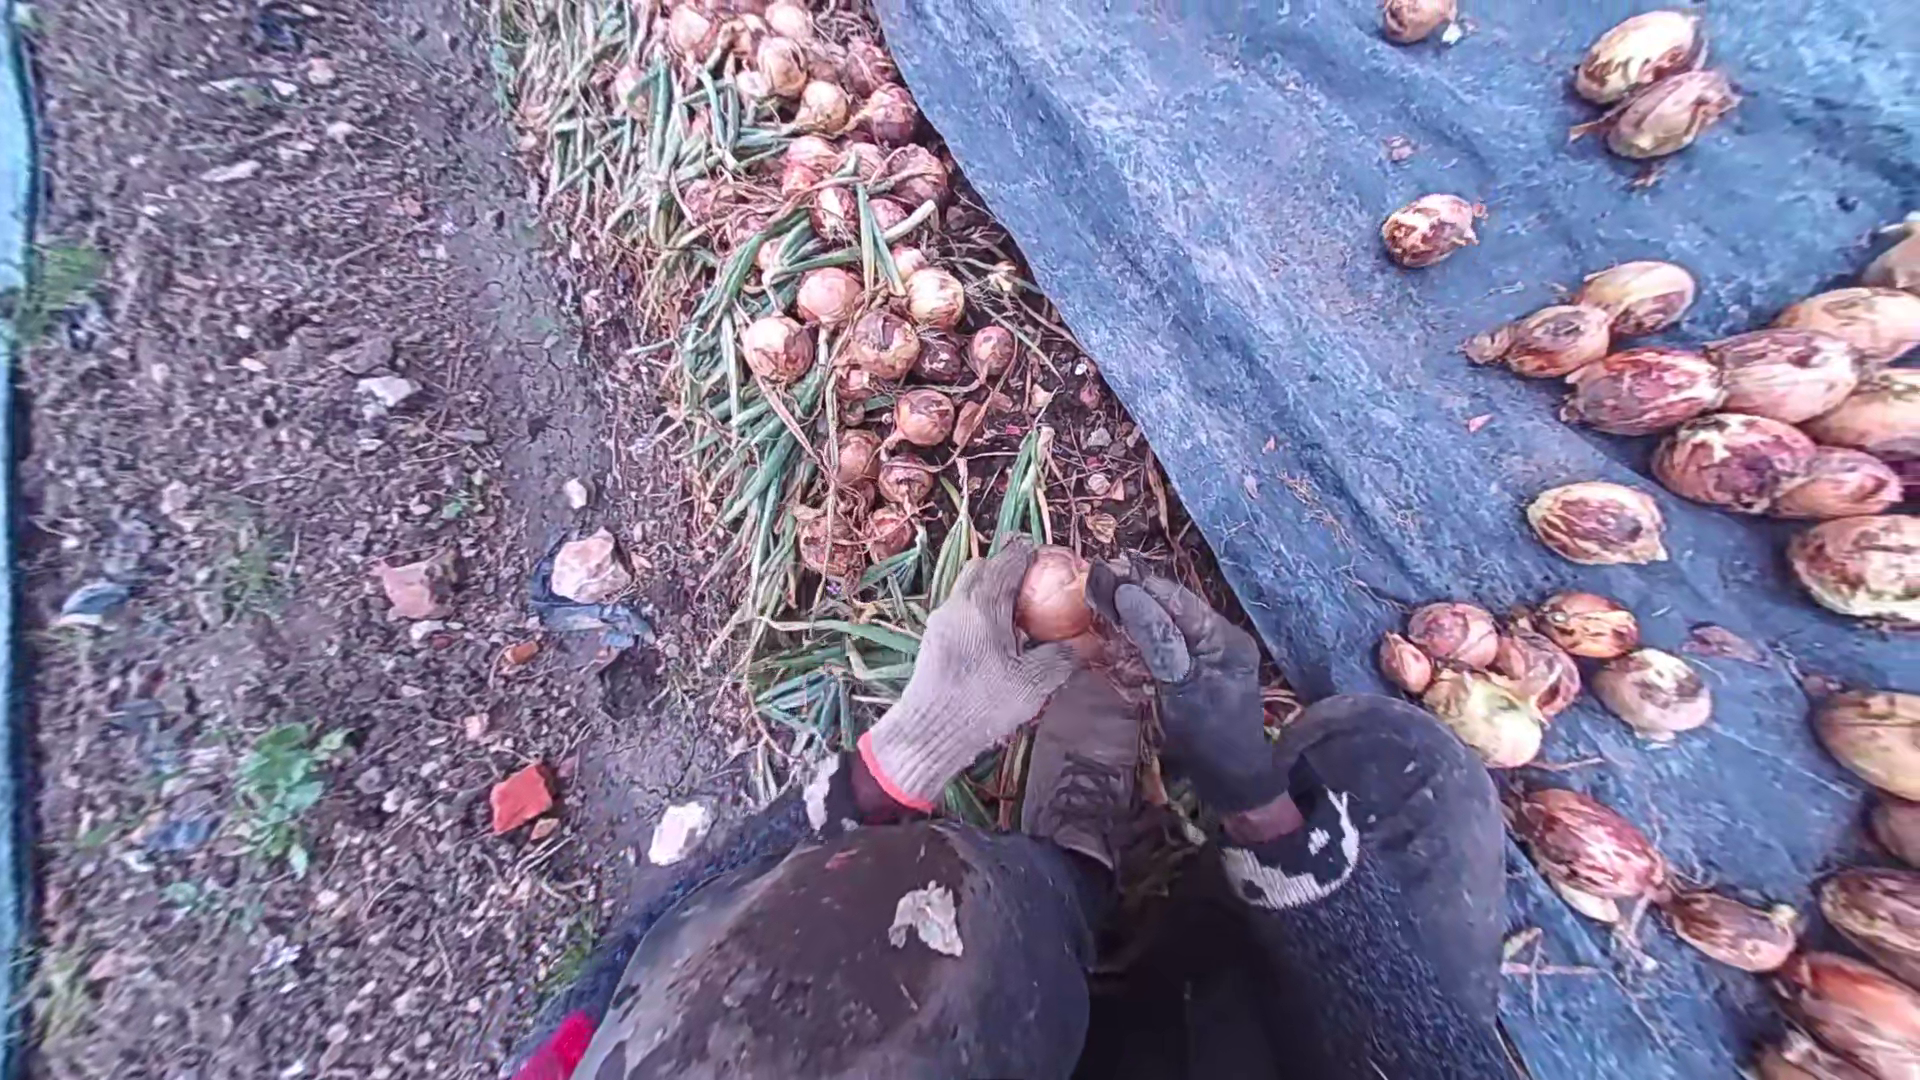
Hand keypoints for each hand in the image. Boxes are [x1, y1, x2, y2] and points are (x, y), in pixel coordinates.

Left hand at [859, 539, 1078, 810]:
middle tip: (1034, 588)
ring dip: (992, 591)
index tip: (1052, 562)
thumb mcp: (1034, 683)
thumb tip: (1090, 642)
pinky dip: (979, 611)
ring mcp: (941, 619)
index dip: (1032, 554)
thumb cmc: (982, 703)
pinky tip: (995, 640)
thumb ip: (1063, 656)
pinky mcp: (933, 638)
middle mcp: (958, 602)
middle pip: (983, 567)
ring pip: (968, 588)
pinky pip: (960, 609)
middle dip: (1008, 569)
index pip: (1009, 559)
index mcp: (983, 603)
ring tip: (1018, 616)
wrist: (928, 731)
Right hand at [1098, 569, 1285, 812]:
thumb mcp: (1178, 686)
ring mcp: (1213, 648)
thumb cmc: (1206, 736)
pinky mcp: (1201, 661)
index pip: (1177, 599)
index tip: (1105, 575)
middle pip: (1174, 604)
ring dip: (1138, 607)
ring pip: (1170, 616)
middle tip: (1099, 583)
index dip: (1141, 585)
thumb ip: (1157, 639)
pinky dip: (1145, 626)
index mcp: (1224, 637)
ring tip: (1105, 597)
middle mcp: (1222, 635)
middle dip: (1137, 592)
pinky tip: (1124, 622)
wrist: (1231, 778)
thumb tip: (1128, 594)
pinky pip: (1170, 634)